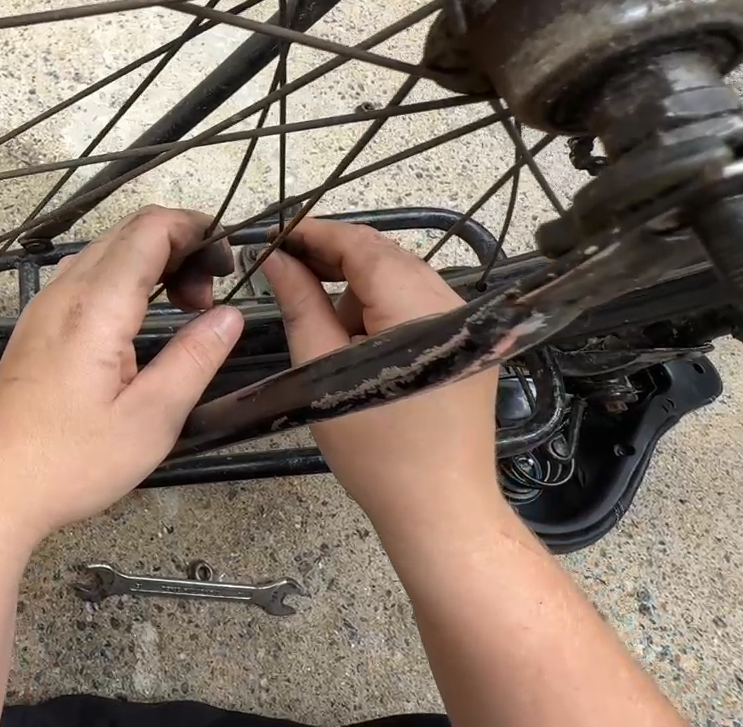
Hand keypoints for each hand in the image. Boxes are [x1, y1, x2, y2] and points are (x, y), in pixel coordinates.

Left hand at [0, 206, 245, 543]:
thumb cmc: (70, 461)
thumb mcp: (150, 419)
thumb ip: (194, 359)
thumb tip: (229, 315)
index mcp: (96, 304)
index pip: (149, 228)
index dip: (195, 227)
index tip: (227, 260)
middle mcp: (65, 291)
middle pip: (128, 231)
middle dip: (179, 245)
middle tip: (208, 298)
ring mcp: (43, 304)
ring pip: (105, 251)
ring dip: (151, 262)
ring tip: (183, 310)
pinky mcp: (35, 324)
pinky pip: (85, 276)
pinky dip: (123, 279)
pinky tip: (139, 320)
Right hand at [257, 221, 502, 534]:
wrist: (439, 510)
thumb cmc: (373, 446)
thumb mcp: (321, 367)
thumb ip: (299, 301)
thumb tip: (273, 256)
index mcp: (418, 306)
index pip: (361, 245)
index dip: (314, 233)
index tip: (273, 231)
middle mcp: (453, 303)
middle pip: (383, 255)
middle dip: (331, 256)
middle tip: (283, 264)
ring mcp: (467, 323)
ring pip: (399, 277)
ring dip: (355, 284)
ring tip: (320, 315)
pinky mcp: (469, 342)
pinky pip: (416, 302)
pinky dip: (380, 305)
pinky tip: (354, 333)